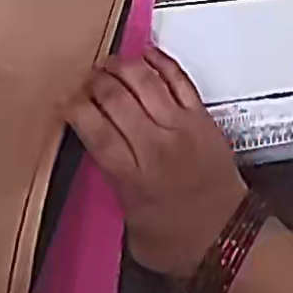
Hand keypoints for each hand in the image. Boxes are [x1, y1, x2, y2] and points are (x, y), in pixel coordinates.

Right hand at [65, 48, 247, 278]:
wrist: (228, 236)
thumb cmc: (177, 239)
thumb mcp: (131, 225)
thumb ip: (113, 184)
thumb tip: (99, 148)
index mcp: (134, 178)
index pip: (97, 131)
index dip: (76, 109)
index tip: (64, 100)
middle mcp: (156, 145)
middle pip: (117, 99)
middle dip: (95, 83)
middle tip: (85, 79)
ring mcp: (182, 125)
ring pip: (146, 81)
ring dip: (122, 66)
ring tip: (108, 63)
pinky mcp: (201, 115)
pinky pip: (178, 77)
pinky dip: (160, 61)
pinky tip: (145, 54)